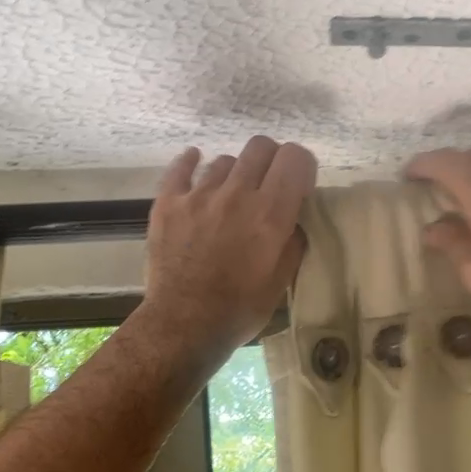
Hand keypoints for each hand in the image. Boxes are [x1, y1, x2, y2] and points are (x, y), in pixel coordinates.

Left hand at [141, 136, 314, 353]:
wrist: (185, 324)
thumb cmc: (241, 308)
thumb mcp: (282, 280)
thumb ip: (292, 241)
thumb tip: (293, 218)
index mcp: (270, 214)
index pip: (295, 158)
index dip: (302, 166)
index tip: (300, 185)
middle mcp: (237, 194)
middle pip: (260, 146)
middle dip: (272, 160)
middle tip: (270, 184)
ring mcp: (199, 195)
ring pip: (225, 159)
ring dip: (236, 173)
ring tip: (232, 195)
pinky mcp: (168, 203)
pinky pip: (181, 167)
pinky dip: (192, 162)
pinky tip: (196, 163)